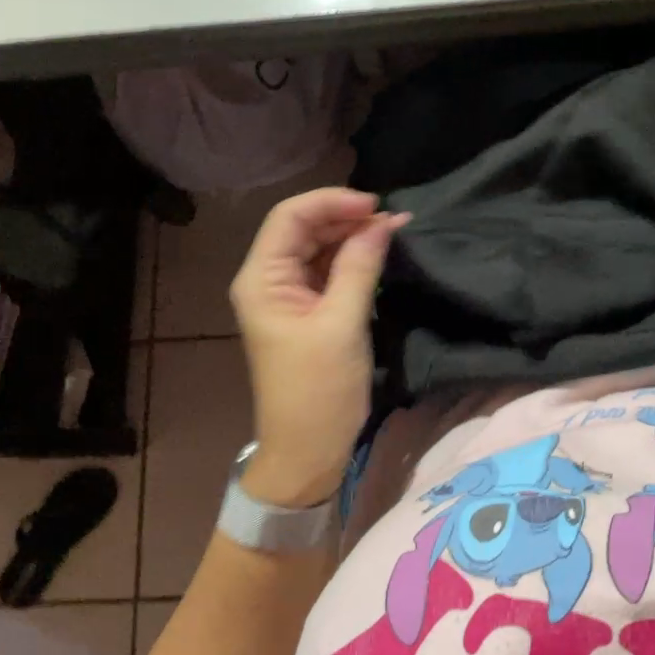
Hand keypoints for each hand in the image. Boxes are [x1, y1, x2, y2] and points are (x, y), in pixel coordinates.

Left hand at [229, 188, 408, 507]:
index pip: (290, 217)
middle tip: (393, 220)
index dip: (331, 202)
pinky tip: (380, 253)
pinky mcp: (306, 312)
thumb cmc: (319, 390)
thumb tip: (384, 222)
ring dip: (352, 236)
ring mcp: (287, 297)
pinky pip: (327, 272)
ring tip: (393, 231)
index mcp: (261, 279)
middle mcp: (267, 280)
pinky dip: (352, 260)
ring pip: (317, 248)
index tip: (376, 205)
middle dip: (345, 217)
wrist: (307, 452)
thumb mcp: (342, 324)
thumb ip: (360, 267)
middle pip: (303, 228)